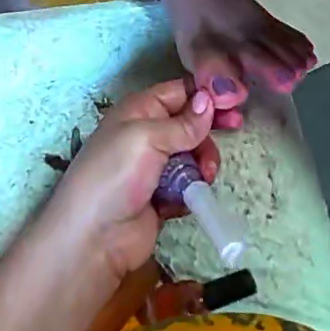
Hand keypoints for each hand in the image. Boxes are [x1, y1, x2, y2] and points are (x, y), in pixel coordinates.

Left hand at [37, 80, 218, 278]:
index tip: (233, 102)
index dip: (205, 94)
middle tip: (235, 129)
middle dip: (209, 128)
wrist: (94, 239)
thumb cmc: (115, 175)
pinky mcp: (162, 196)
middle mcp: (146, 134)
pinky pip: (188, 184)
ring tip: (204, 176)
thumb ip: (182, 123)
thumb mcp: (147, 138)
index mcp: (138, 110)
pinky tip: (190, 198)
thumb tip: (208, 100)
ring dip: (203, 162)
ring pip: (192, 154)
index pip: (178, 91)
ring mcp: (154, 167)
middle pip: (189, 122)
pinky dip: (193, 189)